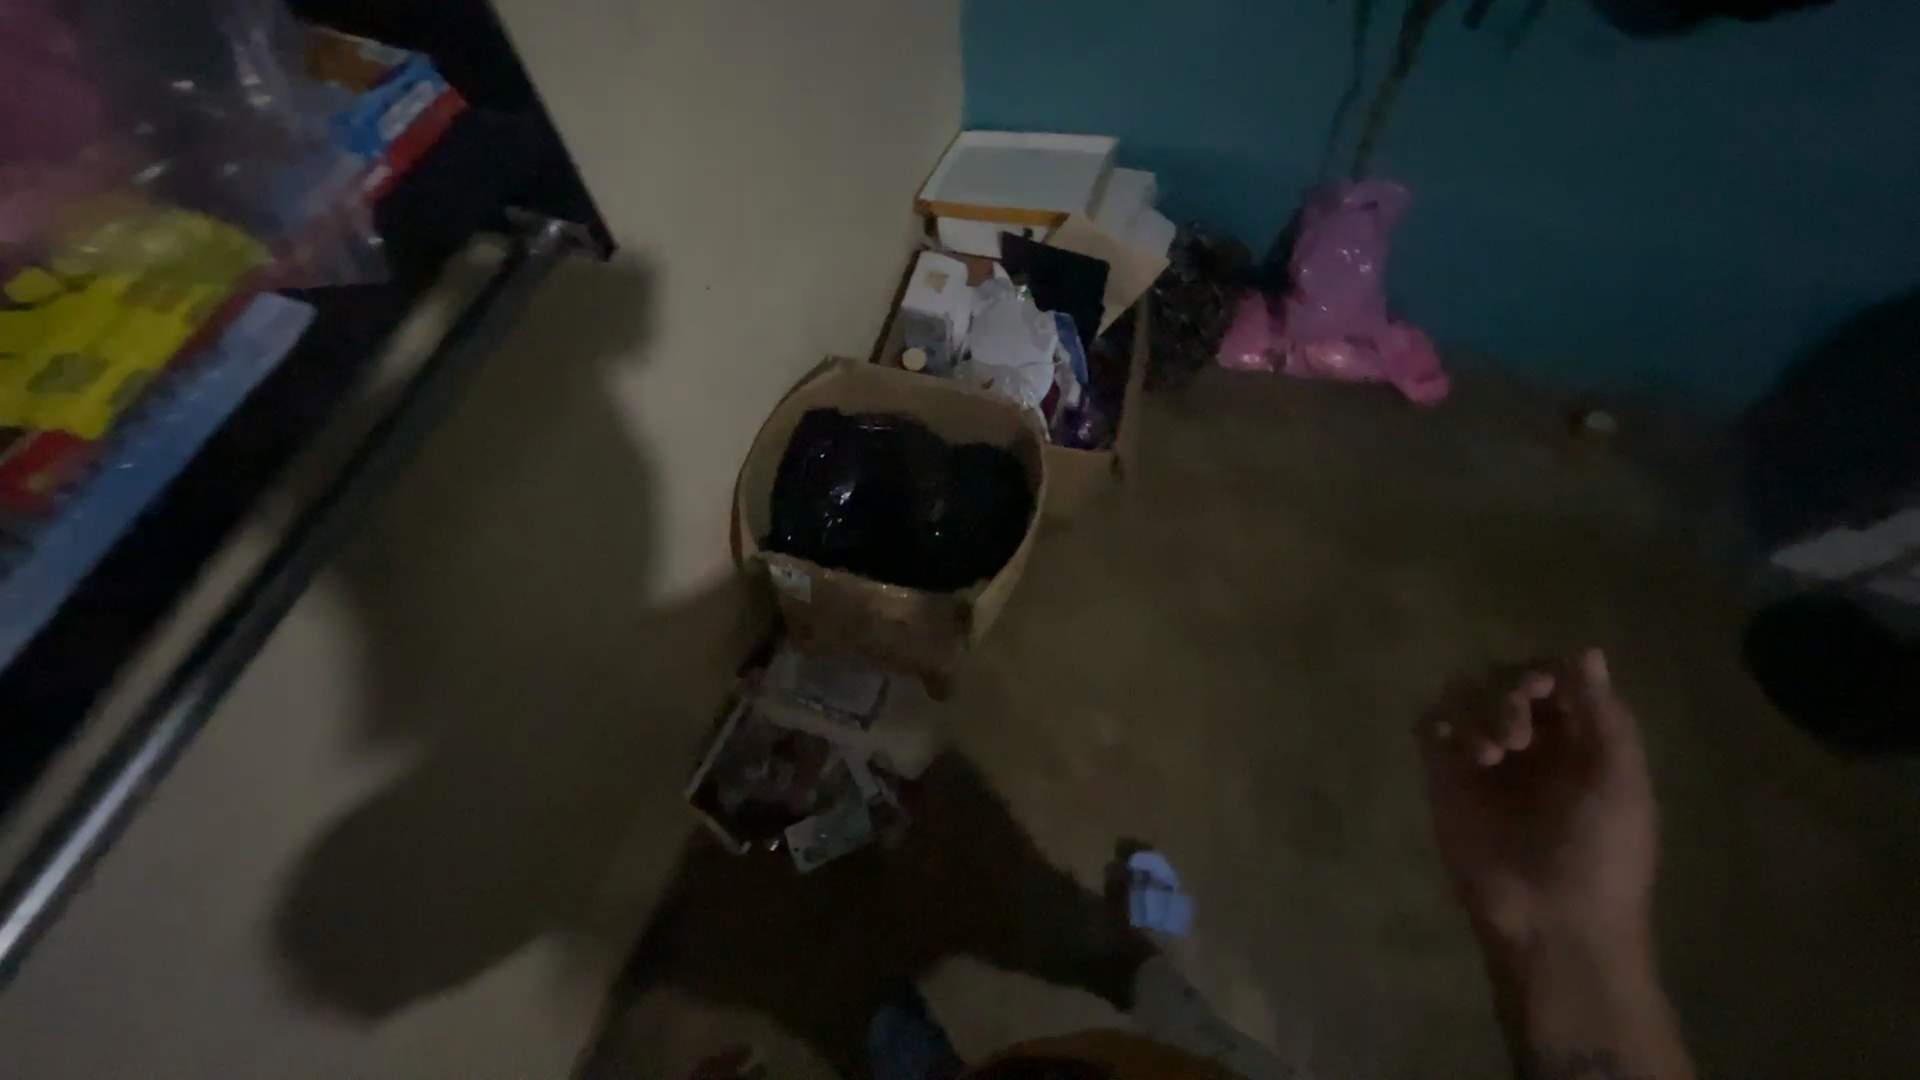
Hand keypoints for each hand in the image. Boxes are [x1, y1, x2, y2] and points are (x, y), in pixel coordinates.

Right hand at [1416, 649, 1656, 951]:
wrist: (1549, 914)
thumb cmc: (1600, 851)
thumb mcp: (1620, 783)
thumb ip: (1603, 716)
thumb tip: (1585, 651)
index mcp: (1578, 741)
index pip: (1553, 680)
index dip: (1542, 672)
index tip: (1538, 687)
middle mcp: (1528, 741)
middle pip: (1502, 681)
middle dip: (1506, 694)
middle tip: (1516, 734)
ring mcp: (1480, 756)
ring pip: (1462, 696)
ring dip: (1475, 711)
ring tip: (1491, 754)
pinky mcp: (1441, 773)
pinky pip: (1429, 726)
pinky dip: (1439, 724)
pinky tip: (1462, 754)